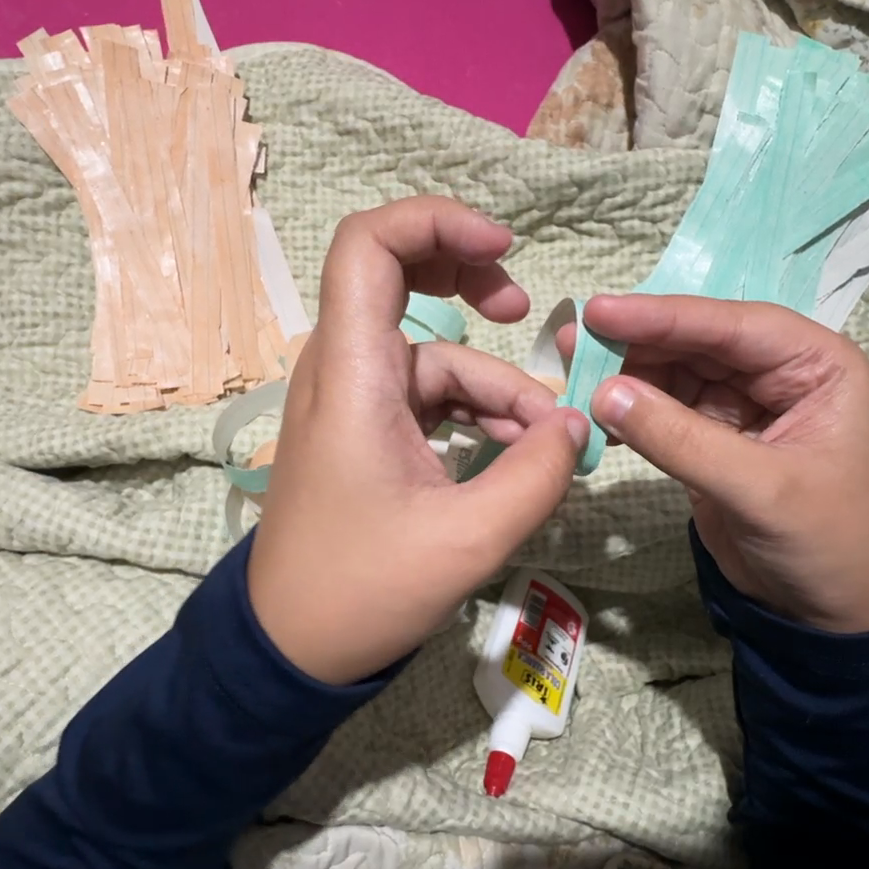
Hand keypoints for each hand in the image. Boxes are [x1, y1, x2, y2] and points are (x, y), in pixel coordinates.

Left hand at [248, 197, 590, 684]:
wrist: (292, 646)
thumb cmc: (363, 590)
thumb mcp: (467, 538)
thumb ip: (536, 474)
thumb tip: (576, 425)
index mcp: (352, 375)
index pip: (369, 245)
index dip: (436, 221)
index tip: (504, 247)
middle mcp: (344, 371)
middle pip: (397, 276)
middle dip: (469, 280)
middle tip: (522, 310)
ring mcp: (353, 401)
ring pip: (433, 356)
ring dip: (494, 385)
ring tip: (547, 438)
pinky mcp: (366, 432)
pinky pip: (428, 396)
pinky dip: (474, 411)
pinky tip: (515, 447)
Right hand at [559, 295, 868, 633]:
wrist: (828, 613)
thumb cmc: (824, 542)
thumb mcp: (759, 488)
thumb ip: (680, 438)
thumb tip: (603, 393)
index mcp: (814, 365)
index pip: (731, 326)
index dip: (663, 316)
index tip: (598, 312)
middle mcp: (776, 373)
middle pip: (694, 341)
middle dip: (634, 342)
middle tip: (570, 341)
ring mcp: (739, 404)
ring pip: (671, 372)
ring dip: (623, 375)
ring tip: (570, 375)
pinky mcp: (709, 437)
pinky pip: (660, 411)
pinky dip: (626, 413)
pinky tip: (593, 417)